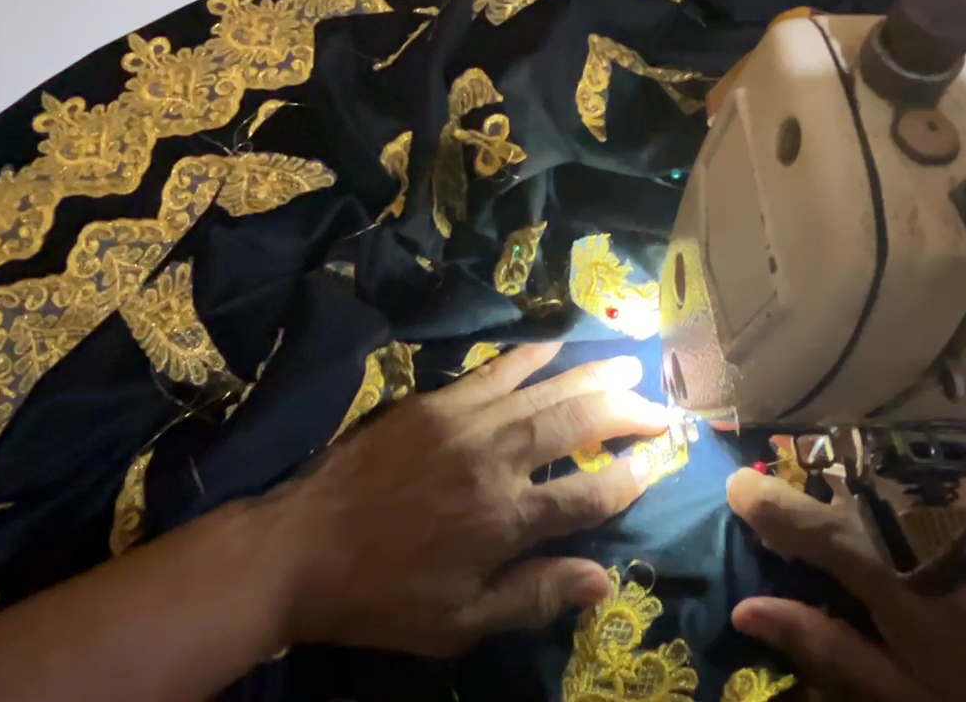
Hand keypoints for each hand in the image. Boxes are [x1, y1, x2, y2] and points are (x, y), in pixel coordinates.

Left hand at [257, 342, 669, 656]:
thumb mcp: (460, 621)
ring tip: (628, 366)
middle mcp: (493, 459)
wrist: (303, 546)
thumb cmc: (384, 594)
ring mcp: (463, 422)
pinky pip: (491, 371)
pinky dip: (526, 356)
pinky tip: (551, 344)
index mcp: (504, 519)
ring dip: (589, 376)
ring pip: (541, 390)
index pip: (588, 493)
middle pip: (575, 425)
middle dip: (625, 413)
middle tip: (661, 404)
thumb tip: (603, 581)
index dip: (631, 477)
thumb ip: (533, 595)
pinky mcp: (433, 402)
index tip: (658, 462)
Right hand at [724, 445, 965, 701]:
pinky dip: (909, 455)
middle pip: (833, 467)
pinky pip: (935, 443)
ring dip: (854, 462)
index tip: (732, 491)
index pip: (795, 513)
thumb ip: (829, 649)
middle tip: (799, 502)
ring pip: (880, 447)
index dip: (756, 500)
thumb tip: (747, 613)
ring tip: (856, 488)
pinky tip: (921, 480)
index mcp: (891, 565)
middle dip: (806, 478)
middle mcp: (920, 503)